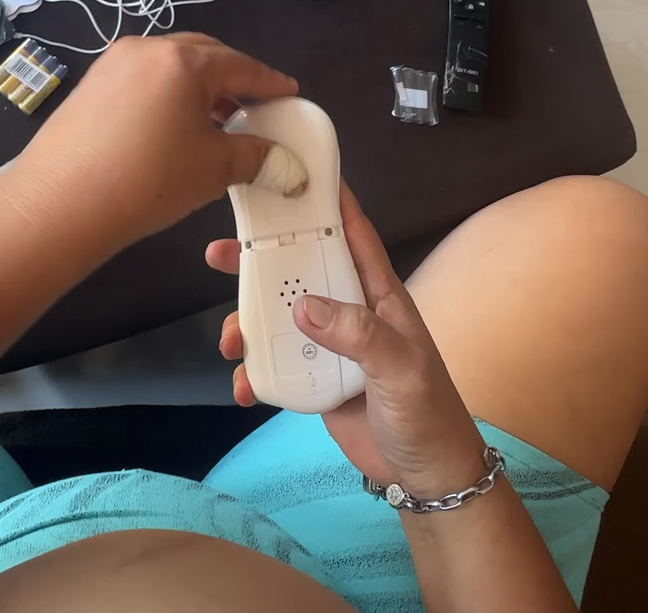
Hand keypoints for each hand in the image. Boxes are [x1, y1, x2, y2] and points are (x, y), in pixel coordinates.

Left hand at [0, 33, 296, 250]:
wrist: (58, 205)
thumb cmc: (148, 179)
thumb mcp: (215, 169)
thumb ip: (258, 157)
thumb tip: (287, 165)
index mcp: (184, 60)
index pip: (243, 66)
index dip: (271, 83)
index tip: (290, 93)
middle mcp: (148, 49)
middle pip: (206, 55)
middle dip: (235, 78)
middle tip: (256, 105)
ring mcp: (114, 63)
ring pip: (172, 66)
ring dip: (200, 86)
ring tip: (218, 118)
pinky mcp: (91, 84)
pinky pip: (145, 79)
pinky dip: (169, 94)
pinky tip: (174, 125)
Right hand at [207, 186, 489, 496]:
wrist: (425, 474)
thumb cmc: (426, 411)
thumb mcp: (401, 368)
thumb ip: (359, 334)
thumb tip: (302, 306)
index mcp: (378, 294)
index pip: (354, 236)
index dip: (330, 203)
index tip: (298, 173)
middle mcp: (350, 310)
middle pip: (300, 270)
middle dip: (261, 260)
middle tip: (221, 253)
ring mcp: (330, 343)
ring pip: (279, 317)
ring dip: (248, 323)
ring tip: (228, 342)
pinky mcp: (315, 377)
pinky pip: (276, 364)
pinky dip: (256, 373)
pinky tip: (244, 388)